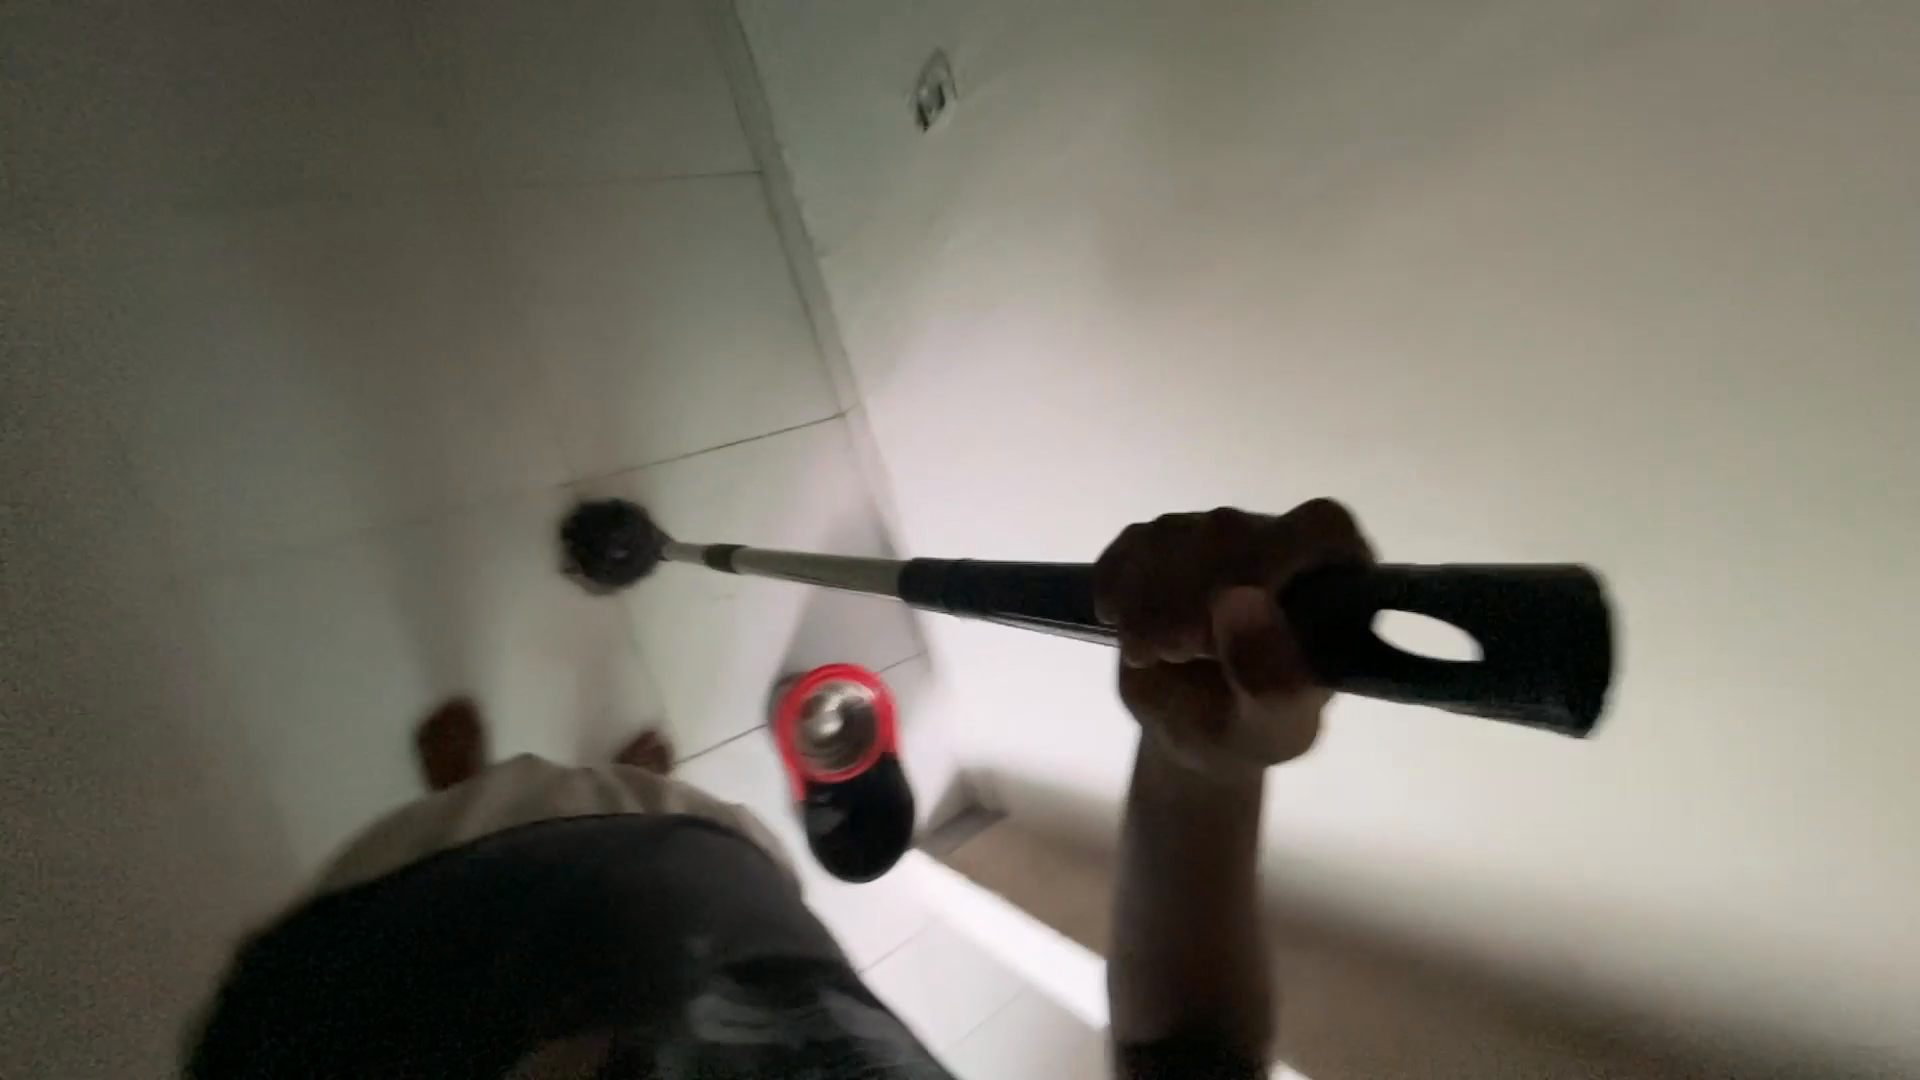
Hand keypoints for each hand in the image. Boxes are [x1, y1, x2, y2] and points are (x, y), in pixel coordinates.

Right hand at [1093, 500, 1373, 777]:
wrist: (1183, 727)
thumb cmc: (1244, 729)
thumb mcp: (1268, 729)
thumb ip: (1271, 681)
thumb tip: (1240, 603)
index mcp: (1331, 583)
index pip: (1322, 527)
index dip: (1278, 556)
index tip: (1236, 606)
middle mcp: (1275, 546)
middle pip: (1231, 530)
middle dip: (1188, 591)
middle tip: (1170, 651)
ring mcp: (1212, 539)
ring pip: (1173, 533)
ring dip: (1144, 596)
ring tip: (1146, 651)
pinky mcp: (1159, 545)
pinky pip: (1131, 543)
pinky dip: (1115, 583)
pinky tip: (1119, 621)